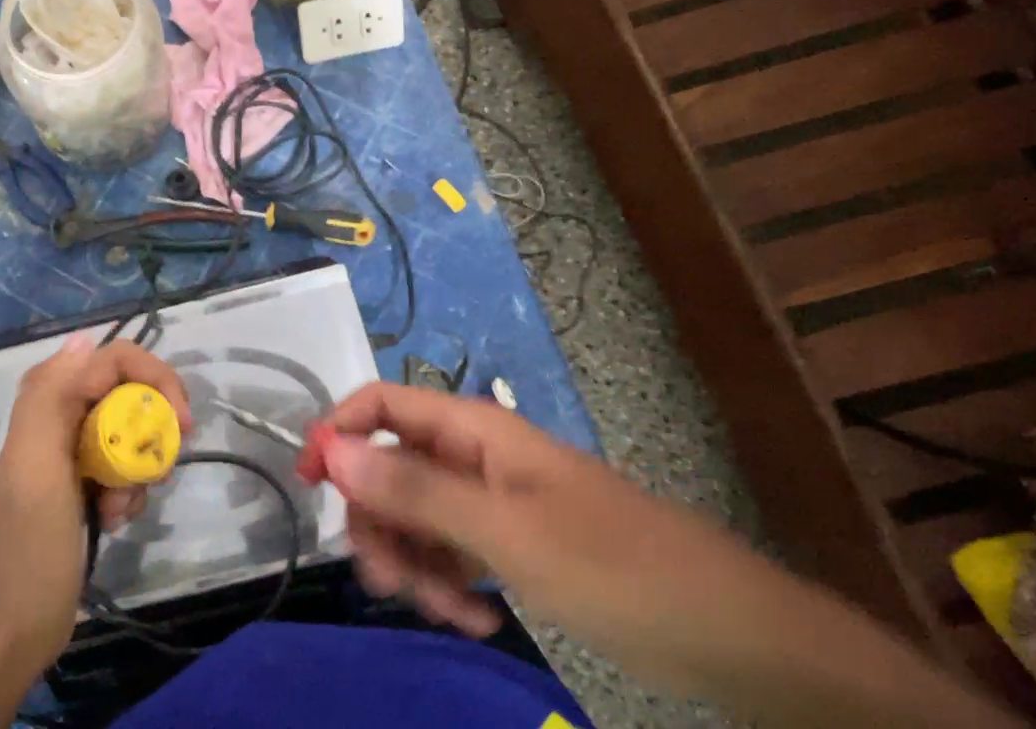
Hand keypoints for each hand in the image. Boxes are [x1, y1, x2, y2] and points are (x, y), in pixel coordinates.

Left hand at [0, 335, 192, 671]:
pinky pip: (125, 472)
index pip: (113, 360)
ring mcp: (73, 456)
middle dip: (149, 432)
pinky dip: (130, 495)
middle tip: (157, 469)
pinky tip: (113, 522)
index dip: (154, 379)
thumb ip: (51, 397)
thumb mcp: (37, 467)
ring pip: (132, 436)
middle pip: (128, 396)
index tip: (183, 421)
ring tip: (117, 509)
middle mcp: (59, 420)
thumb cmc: (30, 546)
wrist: (15, 625)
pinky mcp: (84, 489)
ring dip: (138, 472)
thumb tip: (84, 338)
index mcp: (46, 403)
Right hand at [298, 382, 747, 655]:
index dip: (338, 432)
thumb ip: (414, 489)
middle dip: (381, 524)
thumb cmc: (616, 566)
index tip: (309, 487)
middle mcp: (474, 457)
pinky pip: (450, 553)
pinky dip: (449, 585)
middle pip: (389, 470)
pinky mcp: (509, 546)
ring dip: (416, 565)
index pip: (381, 404)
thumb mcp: (505, 531)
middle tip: (392, 581)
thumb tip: (329, 451)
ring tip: (452, 613)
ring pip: (415, 519)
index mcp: (474, 430)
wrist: (726, 632)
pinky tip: (478, 620)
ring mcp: (491, 503)